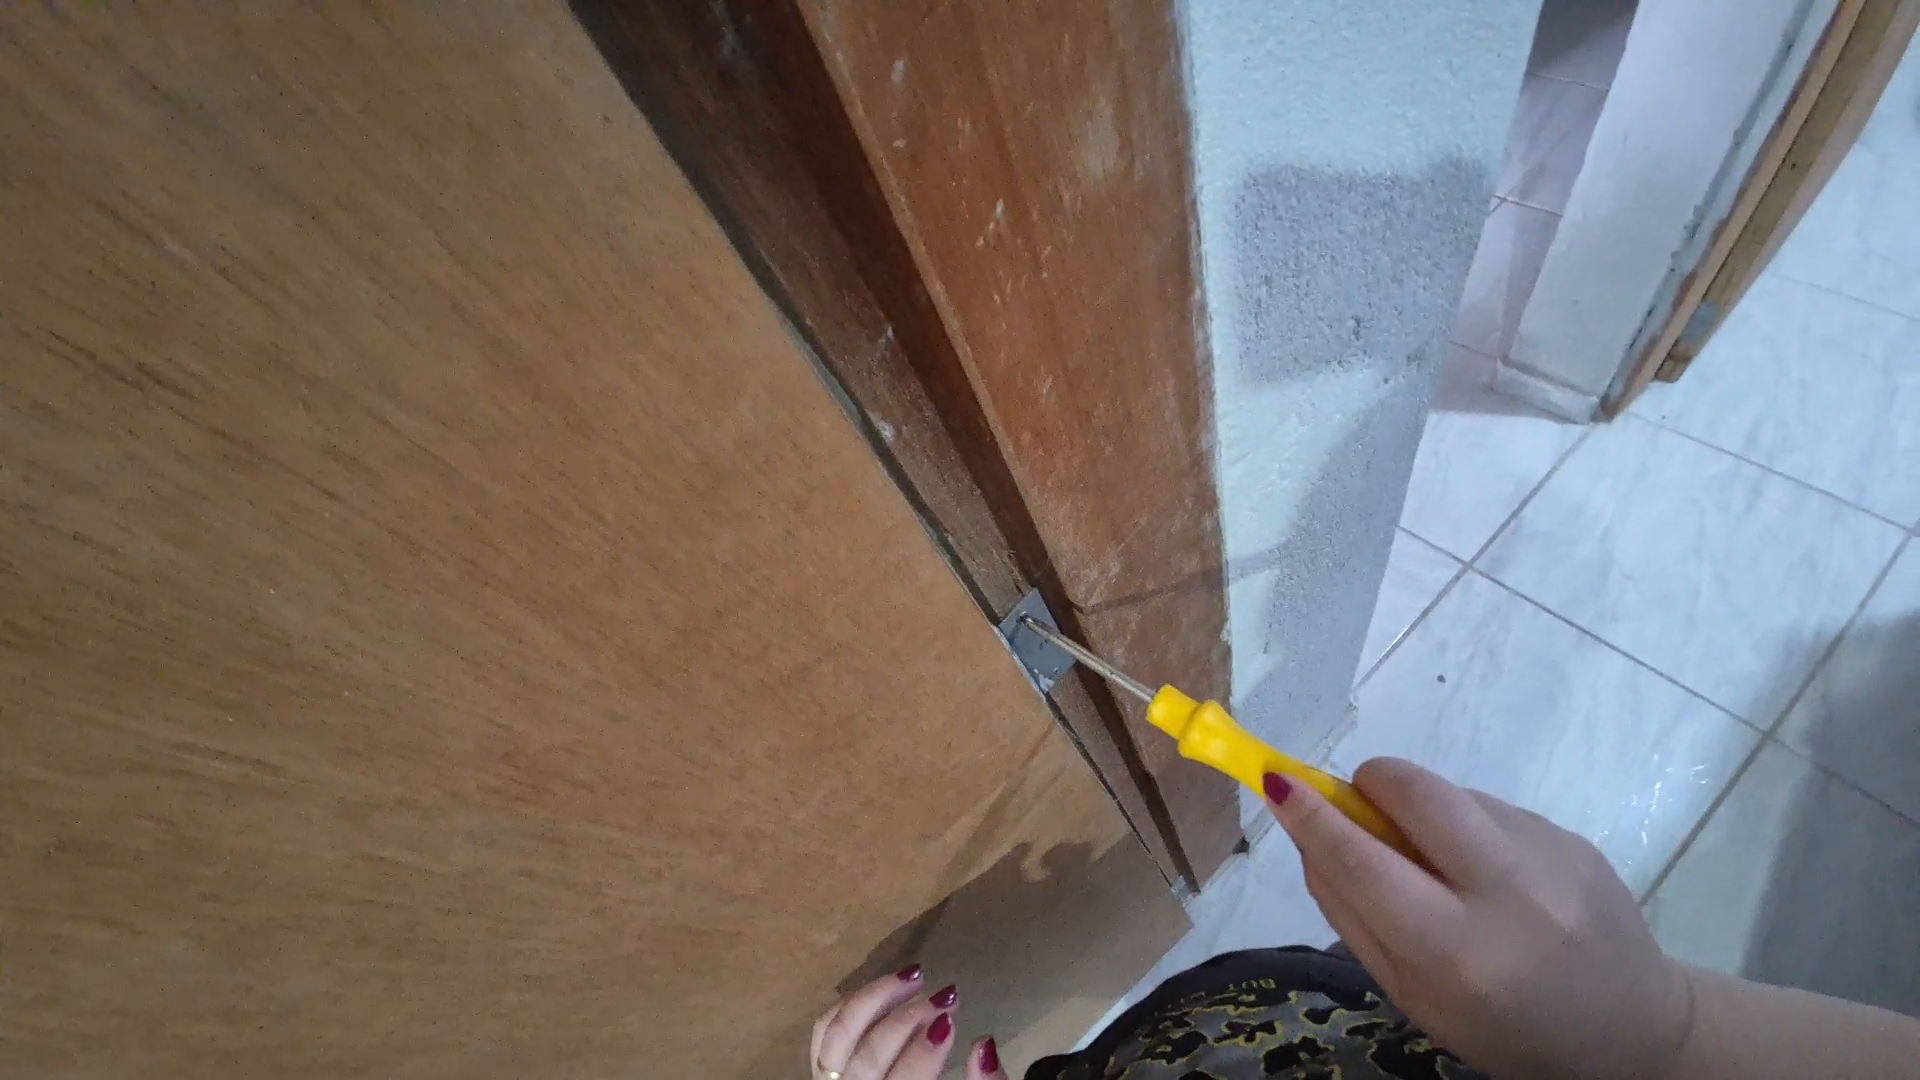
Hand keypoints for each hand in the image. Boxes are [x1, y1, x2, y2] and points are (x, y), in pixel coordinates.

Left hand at [810, 965, 1007, 1079]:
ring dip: (878, 997)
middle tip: (947, 994)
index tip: (950, 1016)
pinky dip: (854, 1001)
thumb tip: (984, 1046)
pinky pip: (826, 1028)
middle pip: (868, 1056)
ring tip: (916, 976)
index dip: (922, 1052)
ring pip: (839, 1032)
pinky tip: (887, 989)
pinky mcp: (823, 1071)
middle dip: (908, 1019)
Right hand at [1267, 758, 1693, 1079]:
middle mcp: (1510, 895)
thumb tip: (1303, 830)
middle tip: (1366, 813)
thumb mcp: (1409, 993)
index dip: (1312, 816)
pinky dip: (1466, 827)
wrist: (1641, 1035)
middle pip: (1413, 791)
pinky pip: (1487, 804)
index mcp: (1459, 952)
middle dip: (1370, 783)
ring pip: (1447, 793)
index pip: (1363, 863)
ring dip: (1422, 813)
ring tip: (1448, 867)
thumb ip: (1347, 910)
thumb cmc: (1500, 1025)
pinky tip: (1495, 876)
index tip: (1274, 779)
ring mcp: (1551, 858)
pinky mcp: (1572, 836)